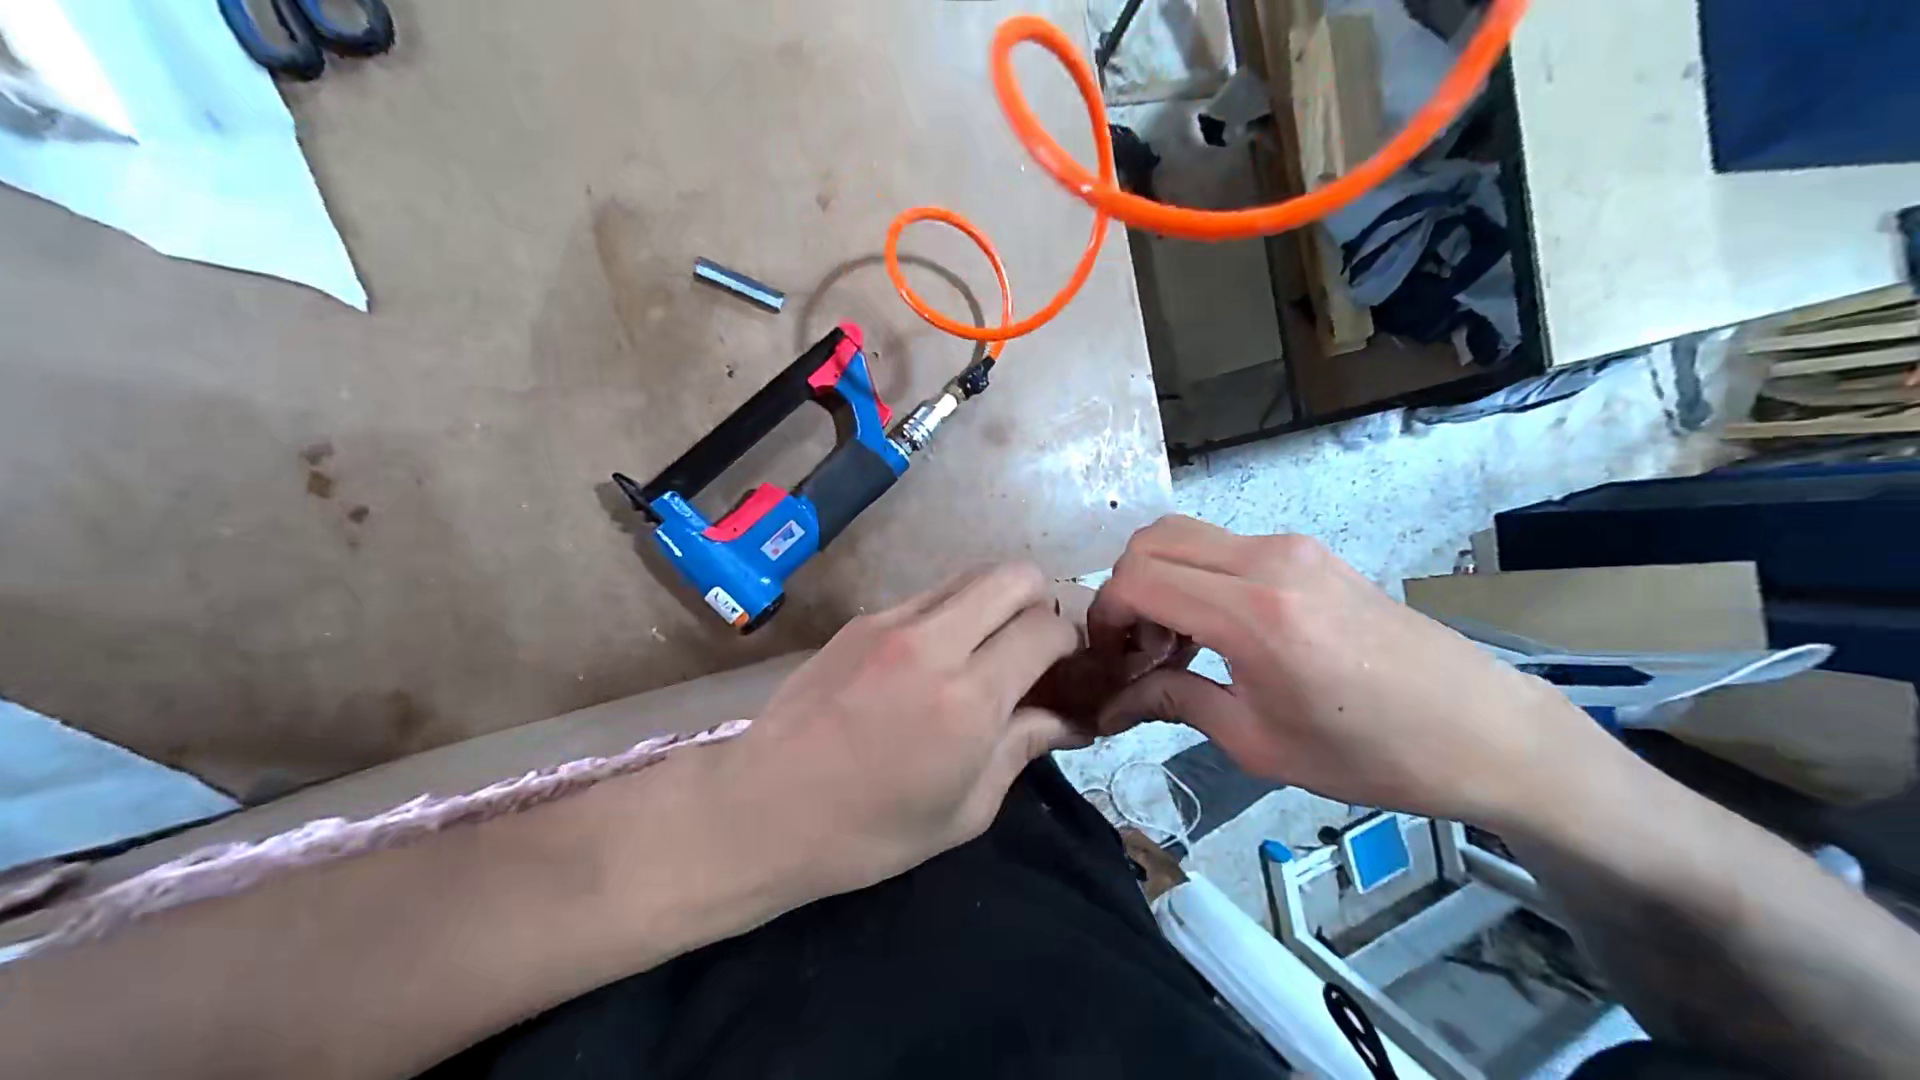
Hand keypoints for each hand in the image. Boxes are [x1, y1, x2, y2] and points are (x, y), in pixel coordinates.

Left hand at [719, 563, 1082, 894]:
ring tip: (988, 646)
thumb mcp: (964, 809)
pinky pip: (928, 594)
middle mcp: (935, 642)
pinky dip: (953, 610)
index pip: (1046, 627)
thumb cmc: (869, 831)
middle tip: (1034, 647)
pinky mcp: (862, 620)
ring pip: (971, 574)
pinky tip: (937, 655)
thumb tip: (1071, 720)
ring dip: (995, 600)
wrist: (763, 808)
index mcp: (969, 699)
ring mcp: (892, 622)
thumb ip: (1023, 748)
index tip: (1068, 665)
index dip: (1070, 641)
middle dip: (1041, 602)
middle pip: (1015, 575)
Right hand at [1089, 517, 1609, 829]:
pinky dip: (1193, 574)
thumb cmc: (1371, 753)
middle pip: (1150, 539)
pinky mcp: (1306, 550)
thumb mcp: (1257, 742)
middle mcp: (1266, 560)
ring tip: (1175, 642)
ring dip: (1158, 579)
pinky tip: (1214, 628)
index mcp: (1254, 614)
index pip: (1137, 579)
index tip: (1108, 656)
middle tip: (1138, 647)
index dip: (1105, 614)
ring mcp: (1290, 546)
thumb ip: (1172, 703)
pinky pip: (1220, 545)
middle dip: (1124, 589)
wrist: (1485, 730)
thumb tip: (1109, 705)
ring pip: (1182, 534)